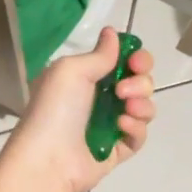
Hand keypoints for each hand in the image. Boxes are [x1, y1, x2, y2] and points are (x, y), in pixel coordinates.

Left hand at [0, 28, 155, 191]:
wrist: (48, 159)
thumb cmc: (56, 108)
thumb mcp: (71, 70)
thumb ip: (99, 54)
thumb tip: (112, 32)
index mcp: (86, 77)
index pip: (122, 61)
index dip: (136, 58)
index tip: (136, 61)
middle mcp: (99, 99)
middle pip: (139, 82)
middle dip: (140, 82)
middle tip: (123, 90)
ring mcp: (110, 125)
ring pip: (144, 107)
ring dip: (141, 104)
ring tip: (126, 109)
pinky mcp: (117, 150)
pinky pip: (139, 135)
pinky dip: (136, 128)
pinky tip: (122, 127)